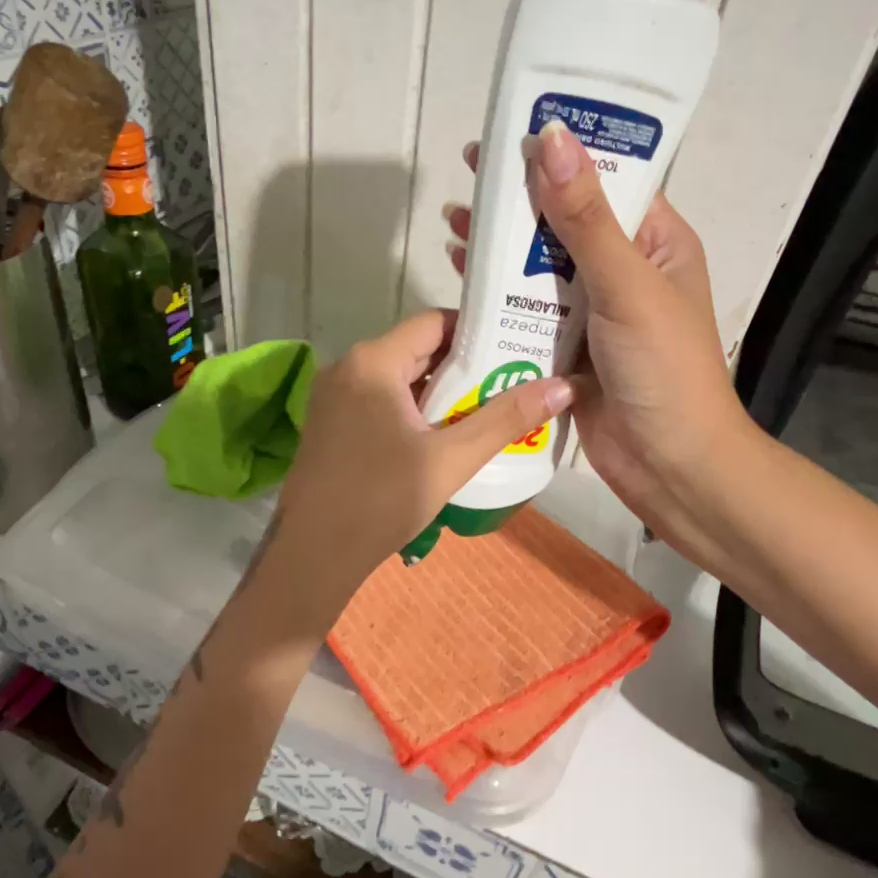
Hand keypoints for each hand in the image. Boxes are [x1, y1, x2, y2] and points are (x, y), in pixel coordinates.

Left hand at [268, 310, 572, 602]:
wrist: (314, 554)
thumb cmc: (382, 500)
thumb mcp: (451, 459)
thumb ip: (506, 419)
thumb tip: (564, 385)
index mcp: (373, 362)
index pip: (434, 323)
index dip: (478, 333)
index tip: (516, 350)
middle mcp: (347, 368)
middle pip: (416, 350)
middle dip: (464, 367)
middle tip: (511, 384)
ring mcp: (332, 398)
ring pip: (397, 380)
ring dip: (439, 393)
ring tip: (486, 412)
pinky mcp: (328, 426)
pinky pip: (378, 403)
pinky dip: (411, 411)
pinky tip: (440, 438)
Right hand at [446, 127, 755, 552]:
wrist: (668, 464)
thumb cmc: (663, 369)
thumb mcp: (627, 285)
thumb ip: (584, 218)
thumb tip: (551, 138)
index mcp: (655, 243)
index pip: (606, 181)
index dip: (561, 153)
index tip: (512, 131)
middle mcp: (622, 272)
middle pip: (563, 223)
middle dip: (517, 200)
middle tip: (468, 174)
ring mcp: (591, 314)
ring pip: (538, 269)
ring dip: (499, 247)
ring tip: (453, 221)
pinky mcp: (564, 351)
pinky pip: (525, 314)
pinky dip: (494, 296)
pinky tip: (462, 277)